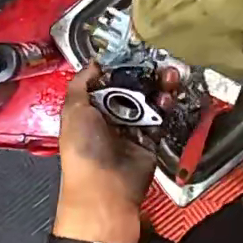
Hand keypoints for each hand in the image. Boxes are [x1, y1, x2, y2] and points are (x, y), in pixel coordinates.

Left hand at [54, 64, 155, 242]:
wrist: (105, 191)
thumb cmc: (84, 149)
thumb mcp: (73, 111)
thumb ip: (81, 84)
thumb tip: (94, 62)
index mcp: (91, 108)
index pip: (109, 80)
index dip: (122, 66)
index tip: (136, 52)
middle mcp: (112, 116)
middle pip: (133, 88)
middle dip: (146, 74)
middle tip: (159, 62)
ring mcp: (133, 128)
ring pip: (149, 101)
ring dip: (160, 86)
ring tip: (170, 75)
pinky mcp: (151, 140)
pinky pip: (161, 119)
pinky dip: (166, 106)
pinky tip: (169, 95)